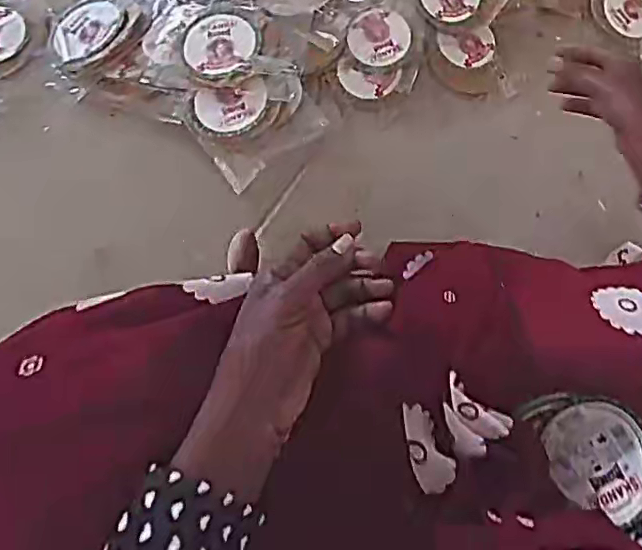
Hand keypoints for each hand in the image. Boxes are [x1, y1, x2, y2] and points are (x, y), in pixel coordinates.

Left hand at [173, 222, 393, 500]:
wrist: (254, 412)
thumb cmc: (261, 352)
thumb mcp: (288, 299)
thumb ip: (319, 267)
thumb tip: (346, 241)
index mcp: (278, 276)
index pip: (308, 245)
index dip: (333, 235)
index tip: (358, 230)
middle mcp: (294, 292)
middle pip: (331, 267)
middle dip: (356, 262)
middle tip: (378, 264)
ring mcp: (308, 316)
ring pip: (343, 292)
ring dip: (366, 287)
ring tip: (387, 288)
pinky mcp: (320, 340)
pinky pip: (348, 318)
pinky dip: (366, 313)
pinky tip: (382, 311)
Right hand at [550, 45, 641, 185]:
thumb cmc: (625, 106)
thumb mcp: (598, 84)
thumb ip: (575, 73)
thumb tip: (555, 65)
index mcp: (620, 64)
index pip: (592, 52)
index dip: (571, 52)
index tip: (554, 53)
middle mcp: (620, 77)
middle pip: (589, 69)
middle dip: (568, 71)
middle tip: (549, 73)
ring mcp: (618, 95)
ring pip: (589, 87)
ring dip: (570, 87)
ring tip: (552, 89)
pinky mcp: (615, 113)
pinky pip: (592, 103)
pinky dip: (578, 103)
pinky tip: (564, 106)